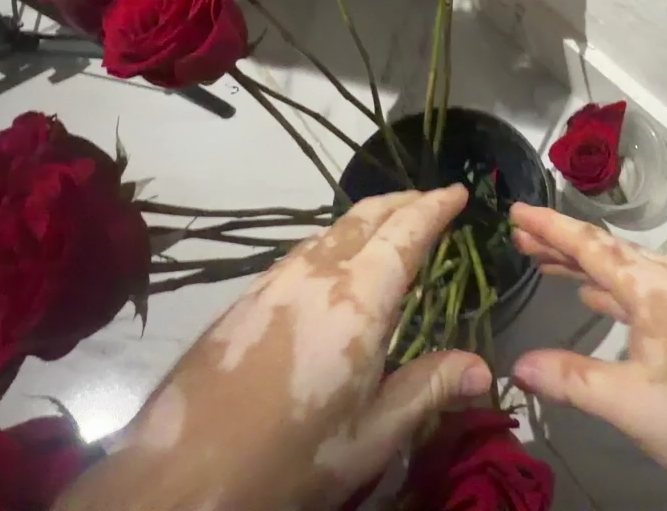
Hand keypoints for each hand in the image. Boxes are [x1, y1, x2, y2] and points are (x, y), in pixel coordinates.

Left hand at [57, 187, 492, 510]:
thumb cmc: (289, 458)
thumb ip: (430, 390)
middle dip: (405, 201)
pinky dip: (337, 238)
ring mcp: (277, 280)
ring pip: (333, 228)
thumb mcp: (371, 436)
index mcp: (359, 299)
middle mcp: (318, 273)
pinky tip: (337, 263)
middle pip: (368, 215)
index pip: (406, 232)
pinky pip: (306, 248)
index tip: (459, 191)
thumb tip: (486, 368)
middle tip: (432, 201)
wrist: (180, 476)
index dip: (435, 206)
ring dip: (370, 217)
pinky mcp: (248, 296)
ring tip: (392, 226)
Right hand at [509, 202, 666, 503]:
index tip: (515, 210)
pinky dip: (609, 287)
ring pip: (624, 269)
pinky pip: (641, 287)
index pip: (590, 244)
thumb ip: (572, 378)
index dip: (550, 227)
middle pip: (606, 251)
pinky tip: (593, 297)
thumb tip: (519, 363)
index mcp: (653, 286)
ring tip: (544, 262)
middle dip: (561, 243)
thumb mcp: (630, 403)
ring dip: (584, 266)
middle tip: (519, 238)